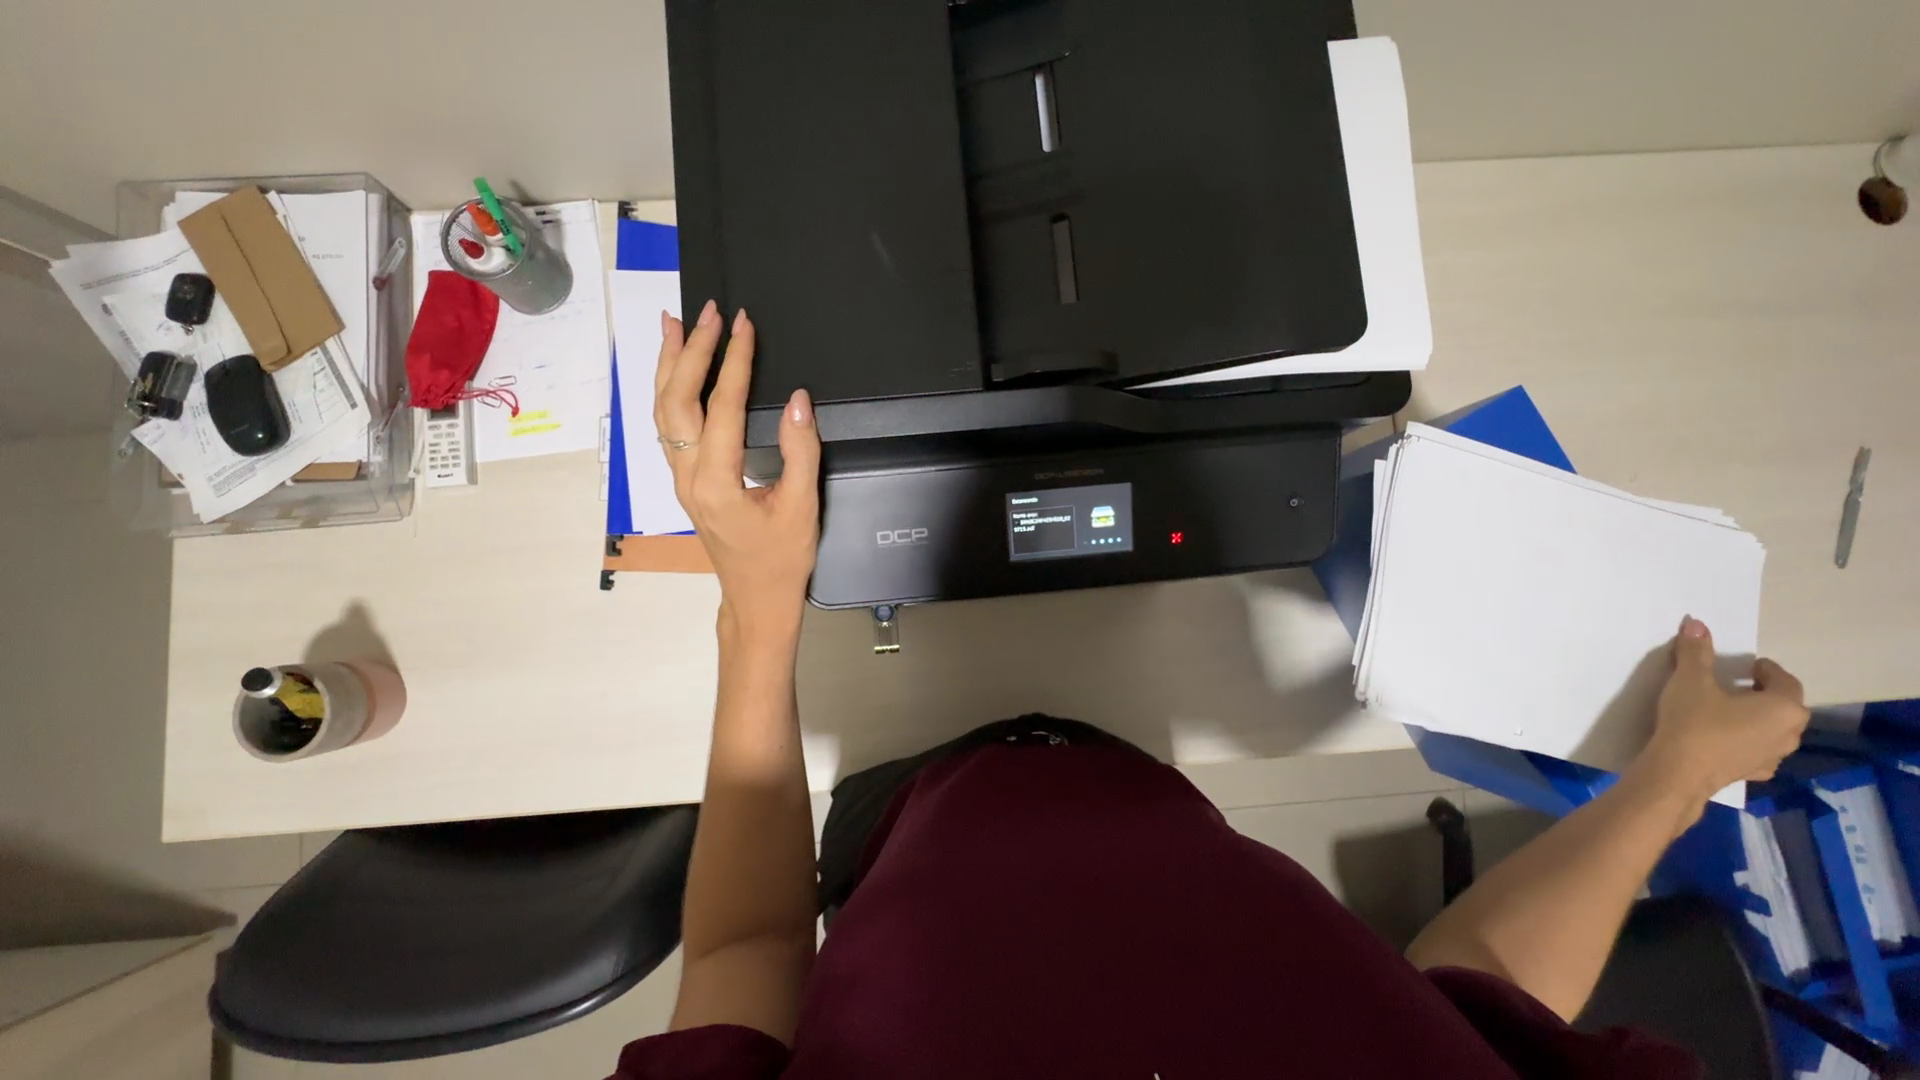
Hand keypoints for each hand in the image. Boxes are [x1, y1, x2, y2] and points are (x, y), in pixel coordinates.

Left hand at [655, 300, 821, 637]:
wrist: (755, 599)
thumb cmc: (782, 560)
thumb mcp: (802, 508)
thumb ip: (800, 451)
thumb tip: (799, 400)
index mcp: (717, 481)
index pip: (721, 407)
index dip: (734, 363)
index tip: (744, 325)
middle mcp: (688, 475)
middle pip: (676, 401)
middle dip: (690, 351)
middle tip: (707, 311)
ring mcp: (680, 478)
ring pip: (663, 411)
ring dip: (669, 365)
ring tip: (674, 323)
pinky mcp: (685, 481)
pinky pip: (668, 426)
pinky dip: (669, 390)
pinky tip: (677, 371)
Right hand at [1633, 616, 1810, 806]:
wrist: (1679, 771)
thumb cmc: (1694, 721)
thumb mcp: (1690, 680)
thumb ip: (1695, 652)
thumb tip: (1696, 623)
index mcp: (1782, 707)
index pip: (1784, 680)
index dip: (1765, 669)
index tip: (1744, 665)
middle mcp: (1789, 732)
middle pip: (1785, 706)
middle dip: (1764, 694)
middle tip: (1736, 686)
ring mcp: (1775, 756)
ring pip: (1774, 730)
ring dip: (1758, 718)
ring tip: (1729, 712)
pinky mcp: (1755, 772)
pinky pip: (1760, 750)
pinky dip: (1748, 741)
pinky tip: (1727, 739)